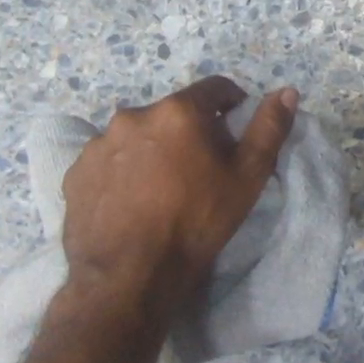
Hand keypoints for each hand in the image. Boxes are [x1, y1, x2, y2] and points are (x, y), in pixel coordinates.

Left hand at [60, 77, 298, 313]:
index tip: (236, 133)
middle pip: (175, 112)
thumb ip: (270, 127)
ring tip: (165, 185)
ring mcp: (98, 145)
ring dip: (156, 147)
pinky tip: (136, 198)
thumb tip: (287, 91)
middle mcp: (133, 117)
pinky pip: (111, 158)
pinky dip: (126, 168)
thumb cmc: (199, 217)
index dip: (232, 105)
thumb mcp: (250, 173)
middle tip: (203, 165)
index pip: (215, 88)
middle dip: (192, 130)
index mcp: (179, 111)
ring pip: (141, 134)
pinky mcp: (76, 173)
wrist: (130, 274)